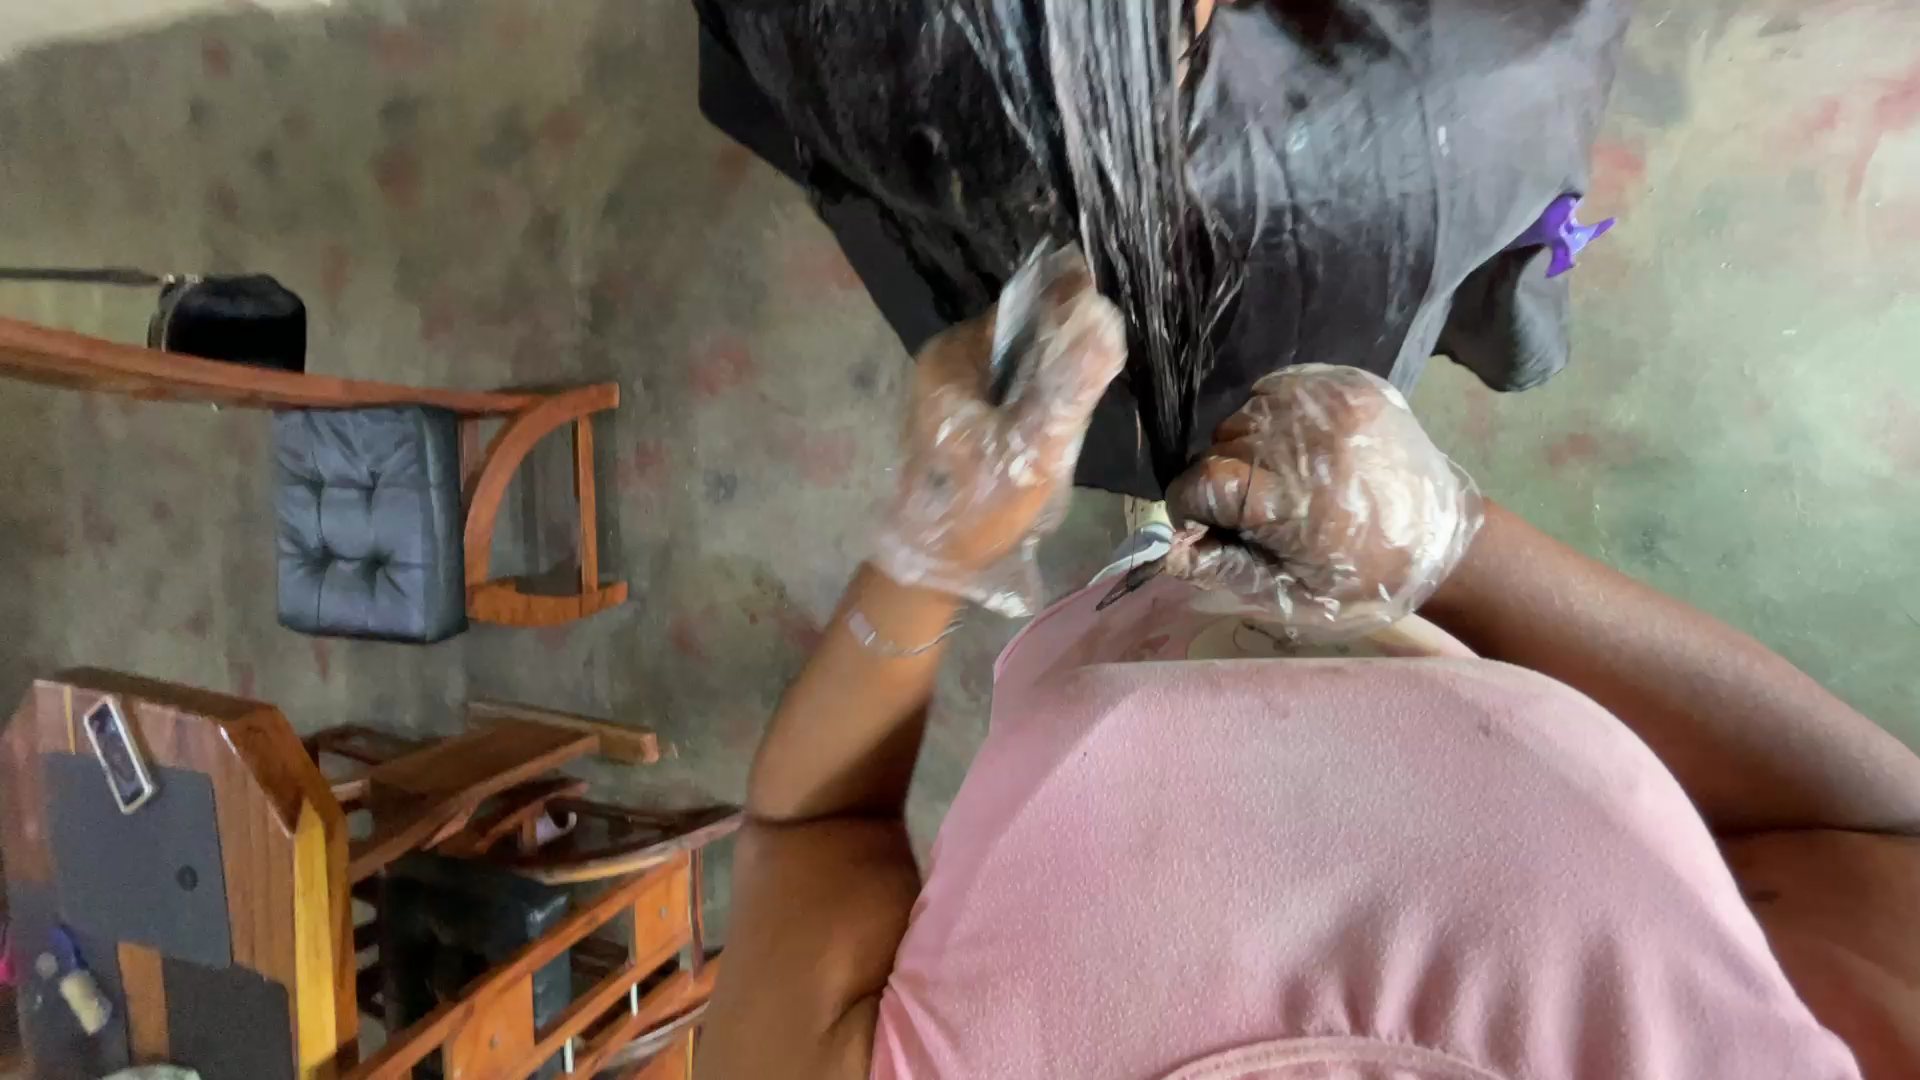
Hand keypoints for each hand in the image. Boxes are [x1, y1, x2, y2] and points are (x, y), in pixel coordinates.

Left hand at [871, 246, 1124, 613]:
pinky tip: (1045, 430)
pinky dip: (1029, 404)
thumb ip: (1067, 386)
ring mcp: (947, 394)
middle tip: (1092, 384)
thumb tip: (1104, 318)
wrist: (932, 565)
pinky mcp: (955, 421)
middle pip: (1019, 339)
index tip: (1107, 332)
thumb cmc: (977, 506)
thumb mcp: (1031, 447)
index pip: (1021, 311)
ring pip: (1014, 370)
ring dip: (1047, 382)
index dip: (1067, 313)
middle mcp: (944, 365)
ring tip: (1072, 411)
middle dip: (1059, 354)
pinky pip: (1003, 396)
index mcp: (952, 357)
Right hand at [1163, 364, 1480, 638]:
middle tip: (1259, 509)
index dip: (1192, 505)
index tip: (1209, 523)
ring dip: (1248, 448)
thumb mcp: (1284, 591)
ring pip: (1243, 418)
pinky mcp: (1348, 383)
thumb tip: (1164, 549)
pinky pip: (1273, 392)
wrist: (1443, 544)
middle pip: (1219, 446)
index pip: (1202, 481)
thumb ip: (1218, 566)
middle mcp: (1309, 439)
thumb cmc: (1356, 581)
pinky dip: (1272, 419)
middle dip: (1225, 480)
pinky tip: (1298, 448)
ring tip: (1284, 477)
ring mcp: (1332, 403)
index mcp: (1293, 498)